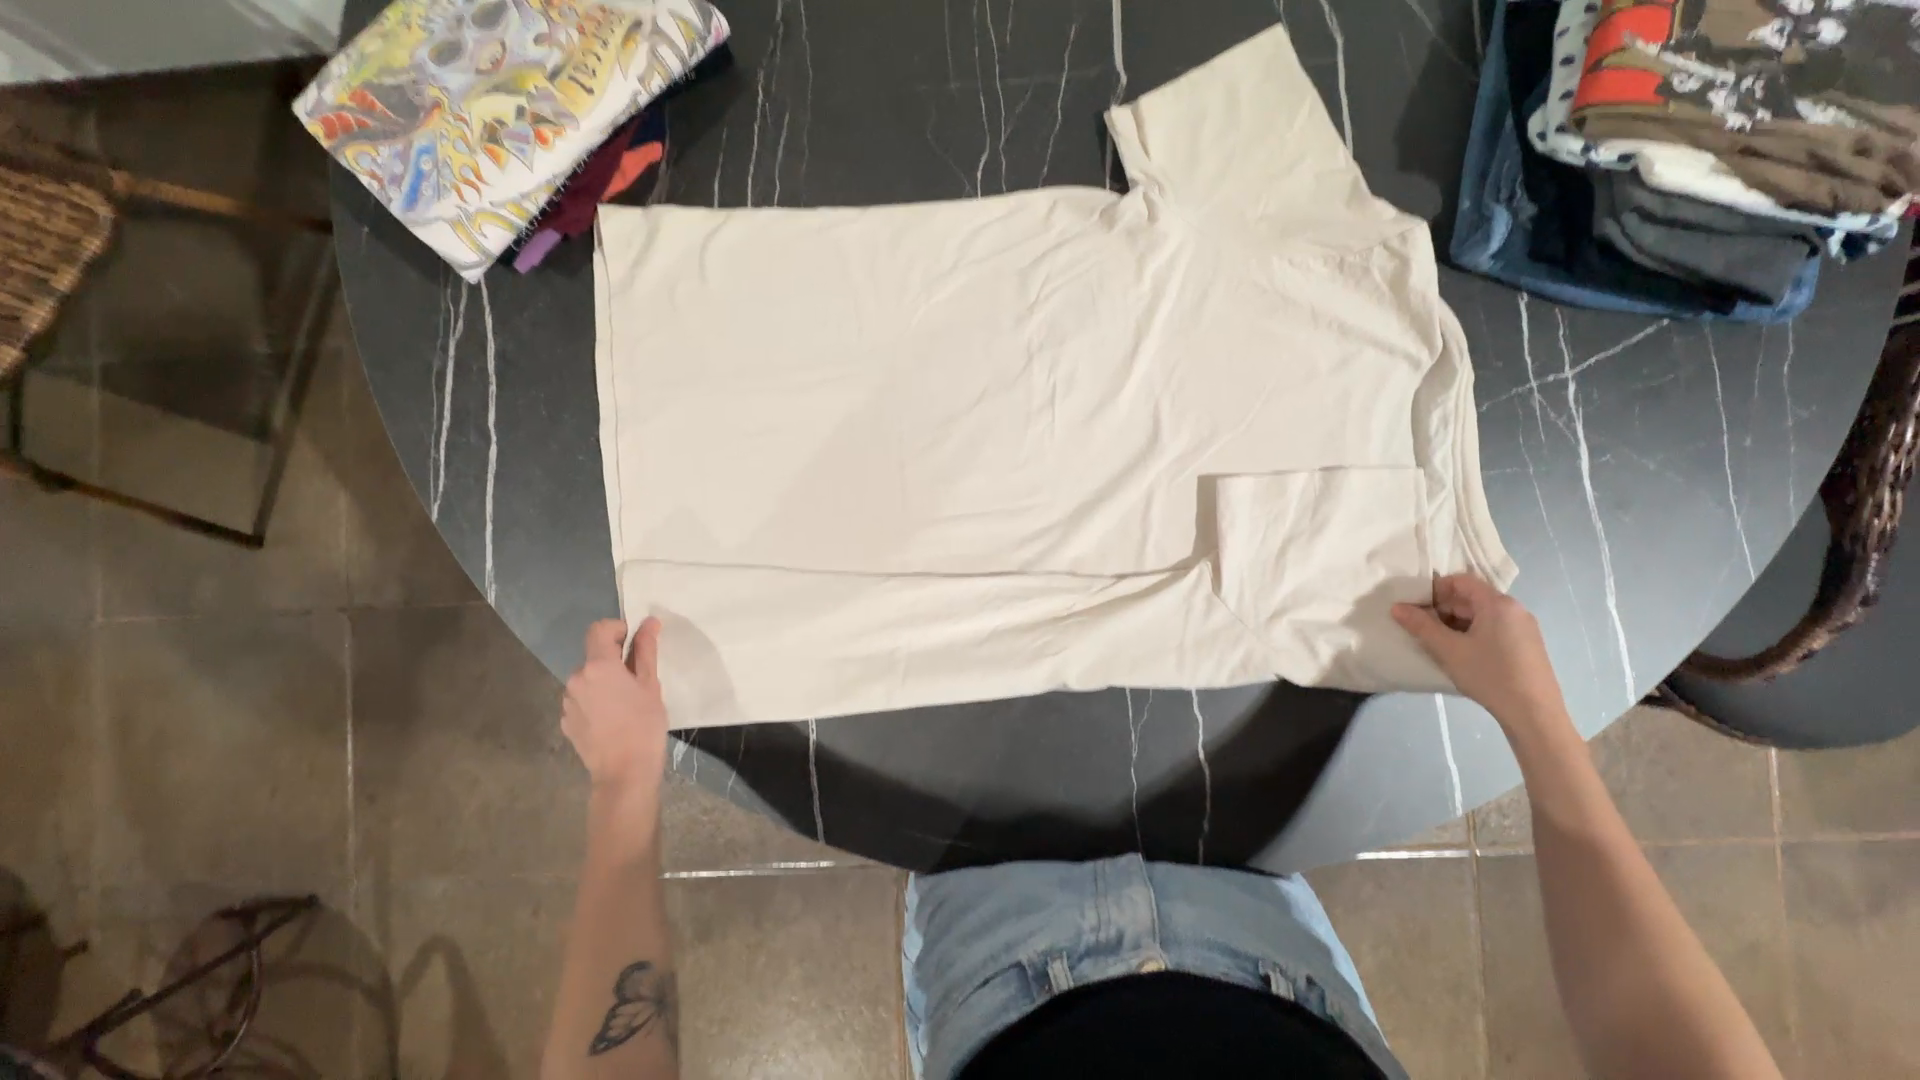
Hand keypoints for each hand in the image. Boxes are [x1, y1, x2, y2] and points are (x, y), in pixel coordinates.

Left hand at [561, 617, 669, 799]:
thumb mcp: (651, 685)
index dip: (617, 629)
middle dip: (613, 661)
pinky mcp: (565, 721)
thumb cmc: (644, 725)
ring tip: (624, 704)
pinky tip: (611, 720)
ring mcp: (567, 701)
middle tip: (637, 680)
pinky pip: (581, 701)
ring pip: (587, 680)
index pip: (599, 629)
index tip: (635, 642)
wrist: (624, 772)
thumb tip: (649, 622)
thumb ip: (646, 650)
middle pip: (594, 656)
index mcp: (598, 666)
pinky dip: (595, 702)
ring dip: (603, 682)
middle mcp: (576, 678)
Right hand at [1392, 574, 1566, 728]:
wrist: (1534, 712)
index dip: (1435, 590)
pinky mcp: (1528, 644)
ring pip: (1483, 614)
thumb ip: (1421, 626)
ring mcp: (1525, 627)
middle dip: (1444, 609)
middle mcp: (1515, 609)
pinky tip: (1465, 655)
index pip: (1461, 581)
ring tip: (1442, 644)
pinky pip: (1495, 628)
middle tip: (1424, 629)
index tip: (1417, 608)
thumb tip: (1397, 607)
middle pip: (1472, 597)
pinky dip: (1475, 633)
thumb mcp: (1448, 650)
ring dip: (1458, 623)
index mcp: (1497, 603)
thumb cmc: (1489, 675)